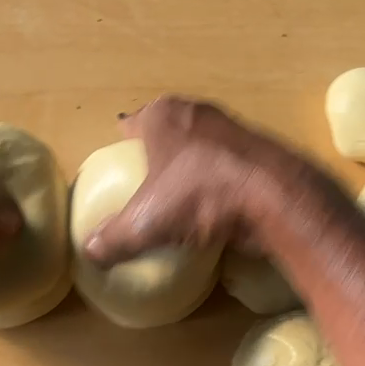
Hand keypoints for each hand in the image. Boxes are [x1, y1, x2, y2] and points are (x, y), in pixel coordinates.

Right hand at [83, 96, 316, 265]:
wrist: (275, 196)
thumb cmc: (200, 193)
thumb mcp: (147, 222)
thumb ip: (115, 237)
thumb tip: (90, 253)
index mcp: (164, 115)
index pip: (133, 123)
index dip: (124, 142)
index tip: (119, 162)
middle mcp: (198, 112)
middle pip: (169, 133)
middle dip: (158, 154)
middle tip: (146, 184)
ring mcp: (233, 130)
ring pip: (201, 149)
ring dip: (192, 169)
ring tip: (180, 199)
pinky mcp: (259, 155)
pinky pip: (228, 169)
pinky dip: (219, 185)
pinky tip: (214, 210)